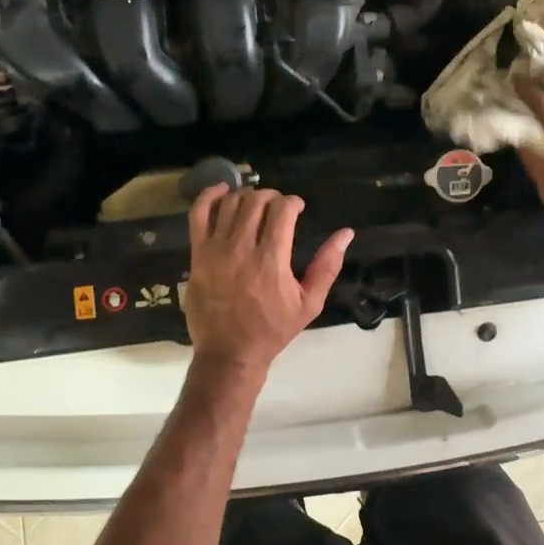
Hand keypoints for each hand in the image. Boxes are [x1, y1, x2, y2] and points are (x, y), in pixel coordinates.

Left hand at [183, 187, 353, 377]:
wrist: (229, 353)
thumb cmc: (272, 329)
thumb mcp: (309, 303)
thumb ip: (327, 266)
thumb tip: (346, 233)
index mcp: (271, 260)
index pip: (282, 210)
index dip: (293, 202)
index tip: (297, 208)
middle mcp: (242, 248)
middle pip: (257, 201)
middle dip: (272, 197)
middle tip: (278, 207)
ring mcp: (215, 249)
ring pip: (231, 203)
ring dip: (247, 196)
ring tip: (256, 205)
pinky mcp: (197, 253)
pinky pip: (199, 214)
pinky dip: (210, 196)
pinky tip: (223, 192)